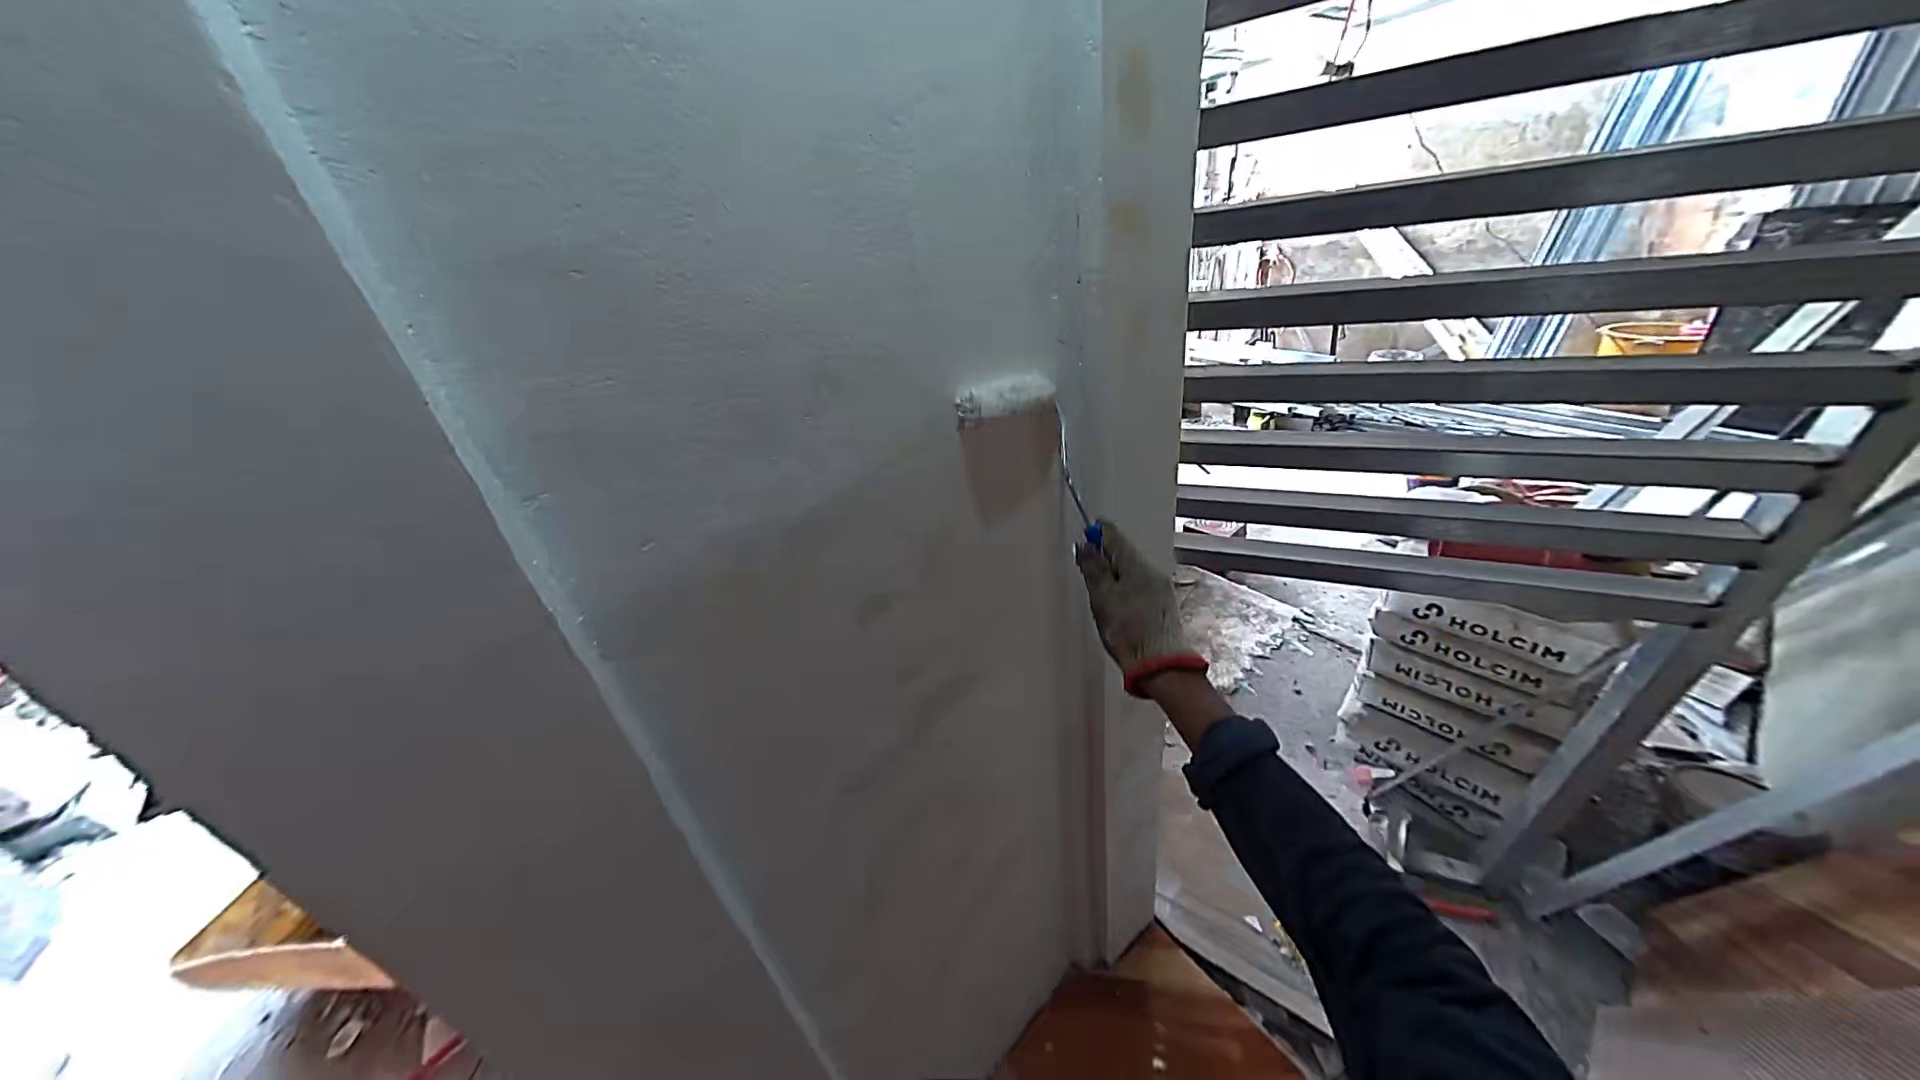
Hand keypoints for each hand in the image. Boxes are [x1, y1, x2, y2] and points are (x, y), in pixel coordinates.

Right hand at [1075, 521, 1208, 696]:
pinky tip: (1118, 603)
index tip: (1085, 535)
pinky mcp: (1163, 605)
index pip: (1115, 536)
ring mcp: (1161, 588)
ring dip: (1115, 572)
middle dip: (1105, 555)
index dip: (1098, 532)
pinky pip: (1140, 584)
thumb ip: (1093, 568)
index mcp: (1137, 565)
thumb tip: (1086, 544)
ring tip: (1099, 590)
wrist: (1160, 664)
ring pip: (1133, 570)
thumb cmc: (1128, 631)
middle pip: (1125, 553)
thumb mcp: (1102, 597)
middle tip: (1086, 565)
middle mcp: (1153, 571)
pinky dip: (1126, 586)